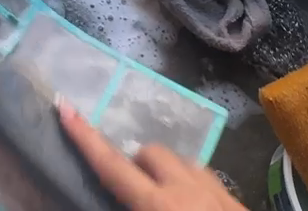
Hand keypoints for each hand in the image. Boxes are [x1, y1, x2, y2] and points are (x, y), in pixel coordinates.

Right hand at [57, 100, 243, 210]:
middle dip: (136, 163)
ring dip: (167, 171)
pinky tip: (197, 209)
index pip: (113, 166)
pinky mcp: (242, 206)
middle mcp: (188, 193)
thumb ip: (130, 206)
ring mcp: (221, 196)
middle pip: (151, 153)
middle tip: (130, 191)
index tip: (64, 107)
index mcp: (159, 208)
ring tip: (164, 198)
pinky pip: (211, 179)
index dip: (86, 138)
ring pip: (184, 162)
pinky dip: (195, 185)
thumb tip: (115, 199)